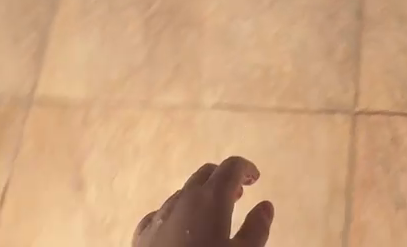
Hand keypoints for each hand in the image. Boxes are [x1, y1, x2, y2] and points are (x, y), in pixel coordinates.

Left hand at [133, 156, 274, 246]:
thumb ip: (256, 229)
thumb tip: (265, 205)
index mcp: (211, 198)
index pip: (231, 167)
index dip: (246, 168)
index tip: (255, 180)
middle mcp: (184, 199)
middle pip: (205, 174)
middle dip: (223, 179)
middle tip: (237, 195)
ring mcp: (159, 218)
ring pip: (183, 193)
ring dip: (200, 197)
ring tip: (211, 216)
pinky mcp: (141, 238)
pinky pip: (160, 215)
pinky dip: (176, 214)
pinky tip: (178, 231)